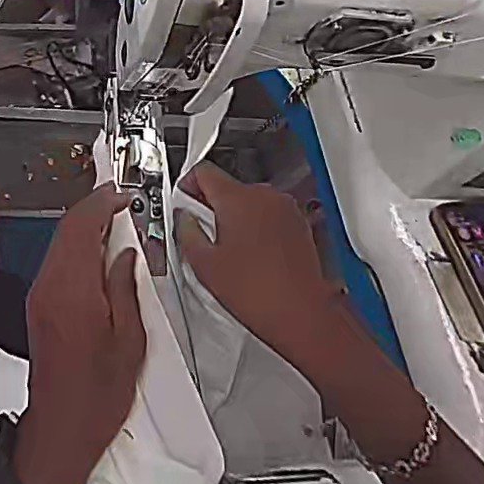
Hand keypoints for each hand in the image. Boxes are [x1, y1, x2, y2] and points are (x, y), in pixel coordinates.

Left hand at [17, 185, 144, 483]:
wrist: (59, 433)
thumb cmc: (96, 396)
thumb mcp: (130, 340)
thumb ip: (127, 288)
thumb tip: (127, 256)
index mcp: (74, 291)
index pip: (82, 226)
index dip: (102, 203)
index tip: (122, 196)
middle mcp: (50, 288)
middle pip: (67, 228)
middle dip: (93, 208)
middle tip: (120, 202)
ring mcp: (40, 297)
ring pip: (60, 241)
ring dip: (85, 225)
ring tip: (116, 224)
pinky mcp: (39, 306)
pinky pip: (57, 260)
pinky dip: (78, 245)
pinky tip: (99, 253)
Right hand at [178, 163, 341, 368]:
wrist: (301, 312)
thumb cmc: (258, 292)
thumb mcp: (204, 264)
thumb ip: (186, 231)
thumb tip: (183, 219)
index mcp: (237, 198)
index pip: (203, 171)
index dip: (187, 185)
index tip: (183, 201)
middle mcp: (263, 195)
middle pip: (227, 187)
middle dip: (211, 207)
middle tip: (203, 236)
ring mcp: (284, 207)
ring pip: (249, 201)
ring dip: (236, 217)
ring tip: (231, 253)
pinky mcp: (298, 221)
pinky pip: (269, 213)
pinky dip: (258, 226)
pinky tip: (252, 256)